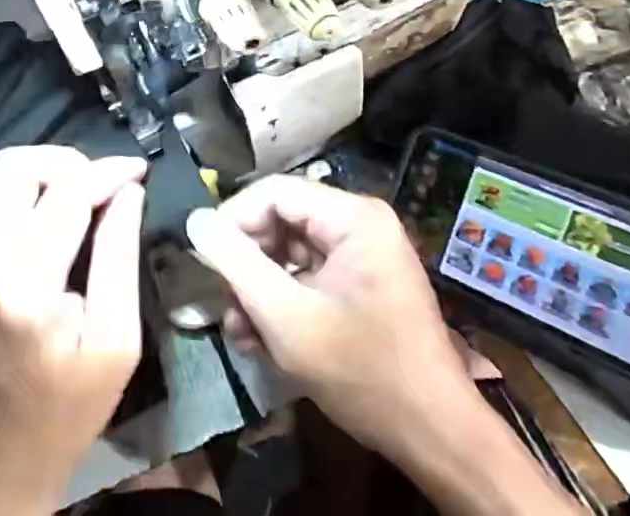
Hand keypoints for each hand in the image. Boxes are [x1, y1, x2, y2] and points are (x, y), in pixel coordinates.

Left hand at [0, 147, 147, 515]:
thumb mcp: (116, 342)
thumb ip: (119, 256)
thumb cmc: (66, 409)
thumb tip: (129, 192)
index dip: (109, 171)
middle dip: (67, 162)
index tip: (138, 170)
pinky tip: (31, 207)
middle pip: (15, 167)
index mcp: (23, 282)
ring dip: (29, 168)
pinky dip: (0, 185)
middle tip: (101, 186)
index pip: (67, 193)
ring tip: (66, 191)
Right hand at [182, 176, 477, 461]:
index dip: (231, 219)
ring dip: (258, 288)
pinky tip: (260, 338)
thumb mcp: (286, 317)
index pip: (272, 192)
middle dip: (245, 262)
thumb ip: (235, 263)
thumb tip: (194, 220)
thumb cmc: (362, 372)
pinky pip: (306, 274)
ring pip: (288, 250)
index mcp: (353, 217)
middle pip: (279, 220)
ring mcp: (361, 253)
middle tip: (221, 300)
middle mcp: (359, 223)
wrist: (435, 437)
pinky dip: (280, 300)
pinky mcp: (359, 281)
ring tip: (238, 330)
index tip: (203, 258)